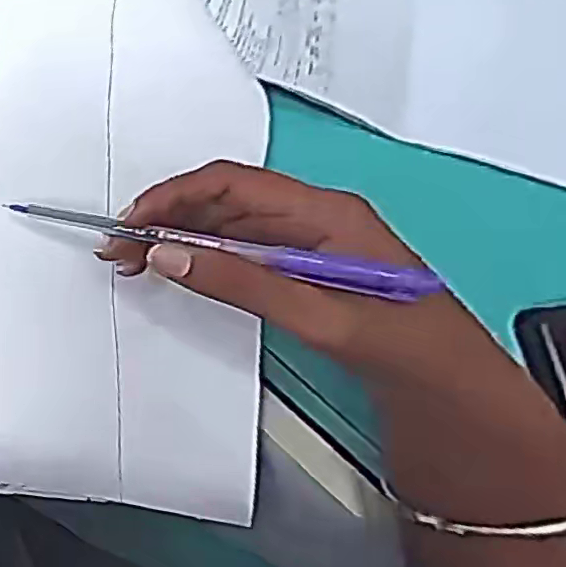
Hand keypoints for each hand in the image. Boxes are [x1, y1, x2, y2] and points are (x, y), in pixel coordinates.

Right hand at [96, 161, 496, 382]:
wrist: (446, 384)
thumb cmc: (403, 343)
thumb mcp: (316, 314)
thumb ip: (239, 282)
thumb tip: (169, 255)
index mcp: (323, 211)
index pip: (230, 182)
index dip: (173, 196)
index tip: (133, 222)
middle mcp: (307, 216)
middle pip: (217, 199)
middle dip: (160, 218)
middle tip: (120, 247)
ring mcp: (296, 238)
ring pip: (216, 221)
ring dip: (169, 236)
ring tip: (132, 259)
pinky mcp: (286, 262)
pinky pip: (225, 245)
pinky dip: (188, 253)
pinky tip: (166, 267)